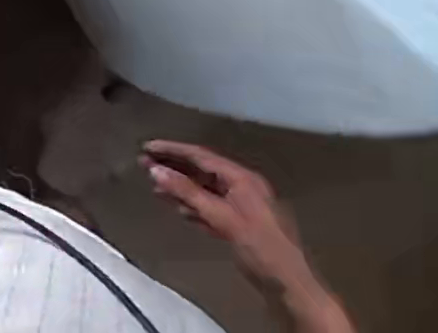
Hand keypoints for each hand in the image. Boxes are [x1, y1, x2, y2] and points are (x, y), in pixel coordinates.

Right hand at [141, 141, 320, 298]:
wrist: (293, 289)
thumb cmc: (259, 248)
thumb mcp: (221, 217)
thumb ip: (187, 192)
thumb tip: (156, 170)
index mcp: (242, 178)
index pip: (200, 156)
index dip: (172, 150)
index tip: (147, 147)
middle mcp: (243, 186)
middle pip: (201, 170)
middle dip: (173, 167)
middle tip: (144, 164)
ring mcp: (244, 205)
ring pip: (205, 189)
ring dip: (181, 187)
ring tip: (155, 186)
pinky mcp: (242, 223)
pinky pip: (212, 205)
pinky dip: (194, 204)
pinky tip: (180, 210)